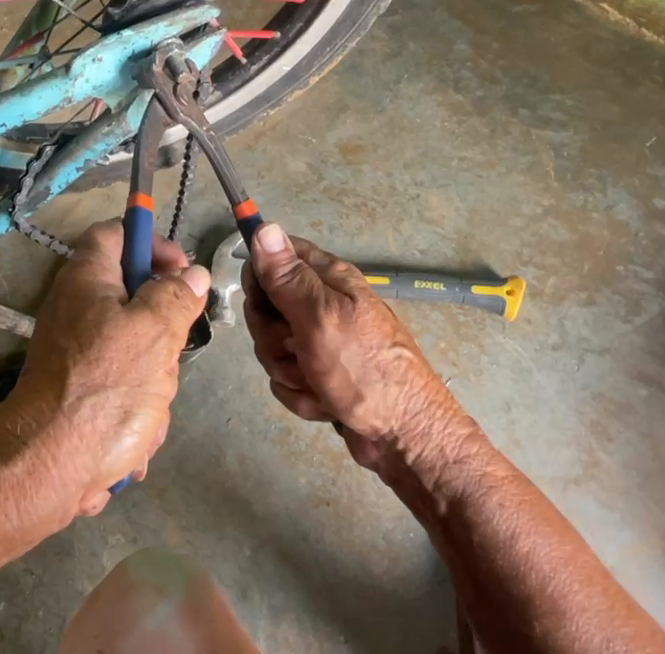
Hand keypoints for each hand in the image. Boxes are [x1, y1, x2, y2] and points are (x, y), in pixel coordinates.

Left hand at [0, 221, 208, 518]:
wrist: (47, 467)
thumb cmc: (103, 389)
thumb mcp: (153, 333)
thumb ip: (176, 297)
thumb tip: (192, 274)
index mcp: (85, 278)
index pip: (115, 232)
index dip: (152, 241)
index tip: (183, 271)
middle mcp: (74, 307)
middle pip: (132, 296)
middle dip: (162, 327)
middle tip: (171, 350)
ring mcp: (74, 351)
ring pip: (135, 348)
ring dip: (154, 377)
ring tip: (150, 405)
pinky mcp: (77, 390)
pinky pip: (122, 386)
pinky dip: (136, 407)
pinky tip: (135, 436)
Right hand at [242, 224, 468, 470]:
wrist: (404, 438)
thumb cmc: (366, 370)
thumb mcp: (320, 317)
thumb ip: (287, 276)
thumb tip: (264, 226)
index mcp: (328, 279)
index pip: (275, 256)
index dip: (260, 277)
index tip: (265, 302)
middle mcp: (324, 305)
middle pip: (266, 306)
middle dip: (272, 335)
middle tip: (296, 348)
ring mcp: (322, 342)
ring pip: (272, 345)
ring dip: (287, 369)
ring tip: (317, 382)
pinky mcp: (320, 374)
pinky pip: (286, 377)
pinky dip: (300, 394)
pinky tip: (324, 402)